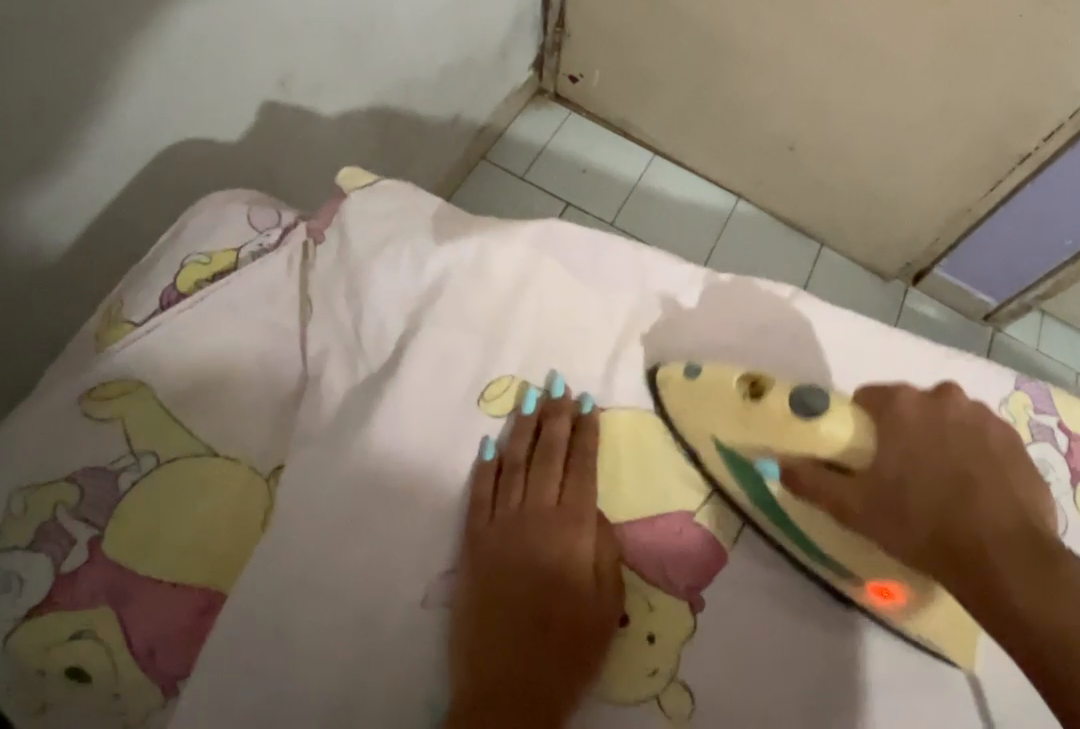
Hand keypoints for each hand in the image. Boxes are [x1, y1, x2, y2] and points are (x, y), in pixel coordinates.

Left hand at [446, 381, 622, 728]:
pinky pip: (478, 496)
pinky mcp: (471, 546)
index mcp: (574, 530)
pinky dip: (485, 467)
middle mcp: (535, 518)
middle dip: (556, 418)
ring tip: (531, 401)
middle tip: (560, 386)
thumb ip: (605, 547)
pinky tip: (490, 445)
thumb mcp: (608, 601)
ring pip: (512, 465)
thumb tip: (594, 509)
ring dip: (523, 430)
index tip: (588, 402)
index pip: (581, 466)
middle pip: (548, 456)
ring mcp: (499, 529)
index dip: (586, 432)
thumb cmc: (570, 650)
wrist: (508, 693)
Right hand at [782, 382, 1061, 600]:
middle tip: (900, 478)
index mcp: (902, 405)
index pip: (868, 398)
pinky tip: (975, 494)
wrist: (1004, 557)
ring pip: (950, 421)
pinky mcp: (1016, 439)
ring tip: (941, 489)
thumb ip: (813, 481)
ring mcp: (985, 416)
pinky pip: (983, 439)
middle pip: (912, 407)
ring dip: (941, 442)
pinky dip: (975, 456)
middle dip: (904, 433)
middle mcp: (944, 396)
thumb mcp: (856, 509)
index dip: (861, 426)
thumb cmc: (920, 525)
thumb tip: (781, 464)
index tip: (863, 458)